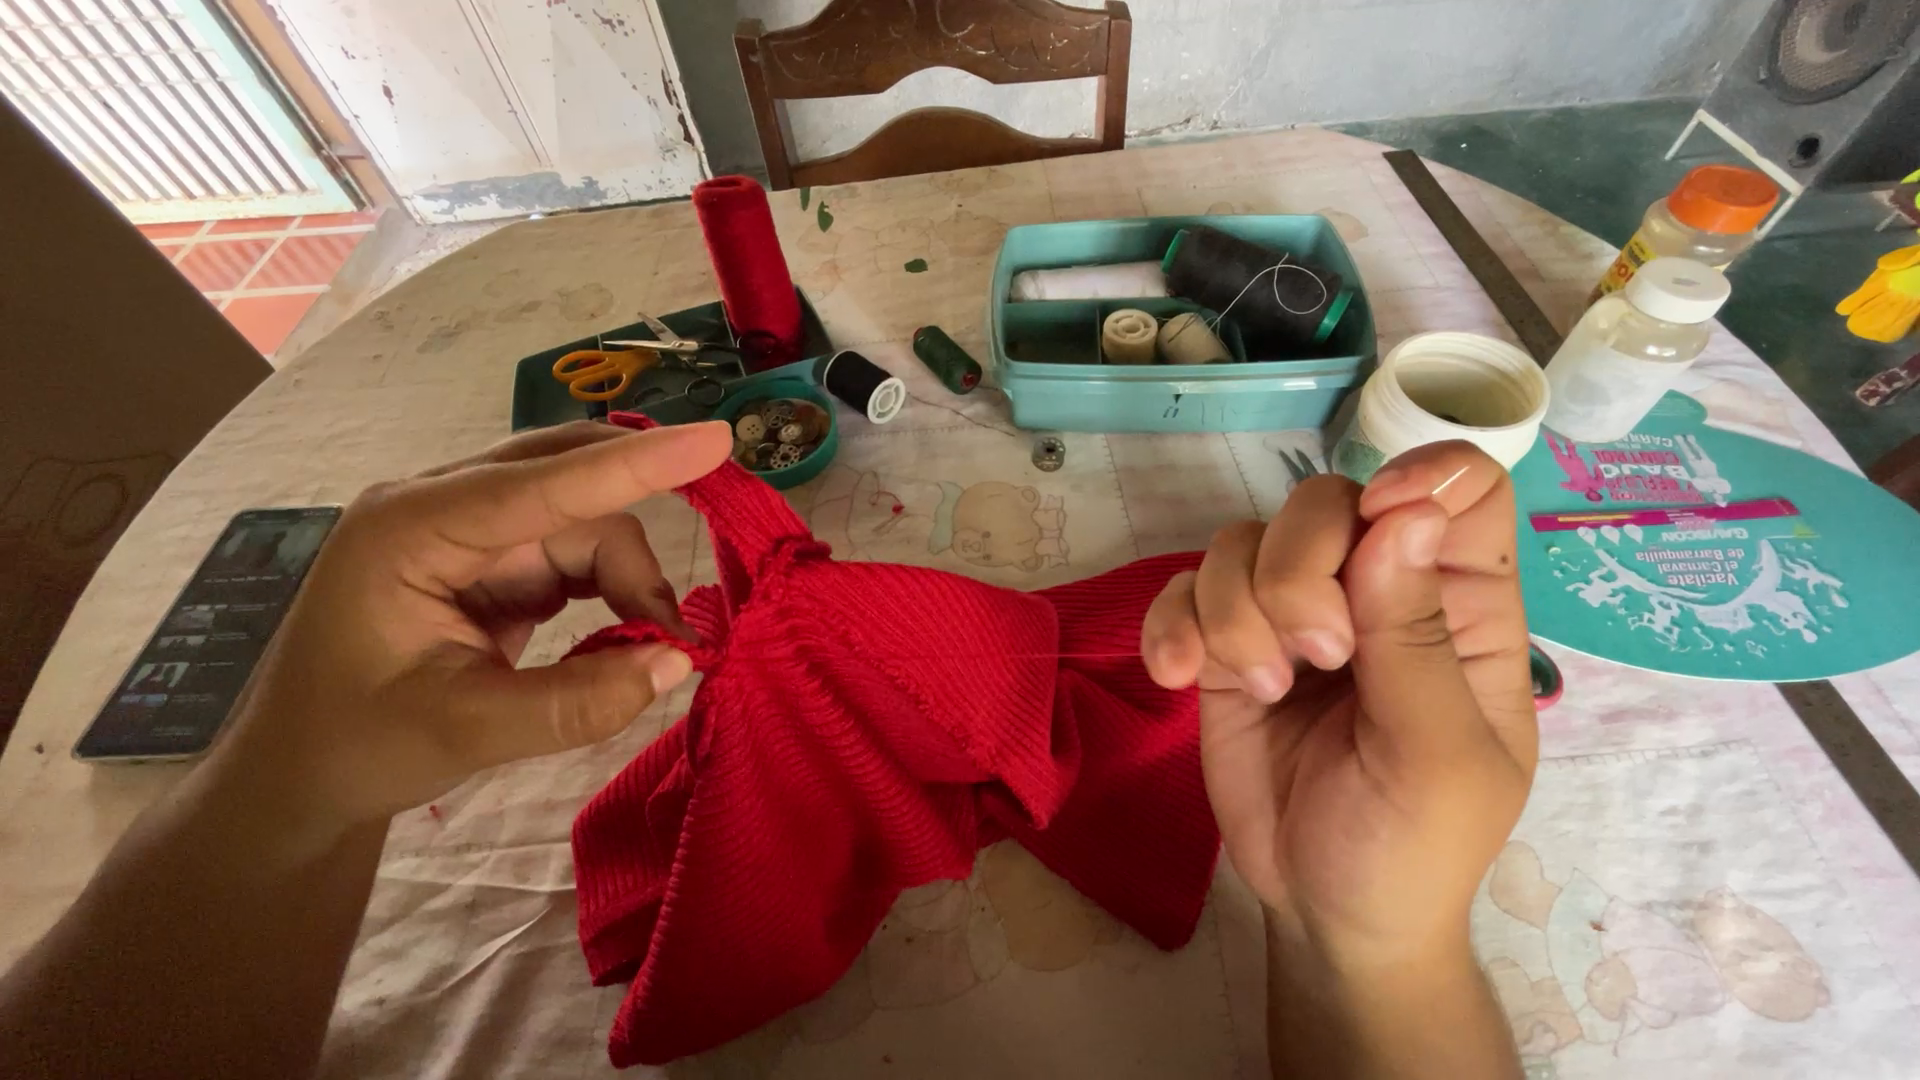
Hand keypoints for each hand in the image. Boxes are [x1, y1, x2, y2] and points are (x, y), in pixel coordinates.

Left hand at [199, 420, 733, 845]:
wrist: (302, 771)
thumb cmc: (354, 746)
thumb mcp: (462, 734)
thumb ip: (573, 704)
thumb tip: (676, 661)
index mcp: (411, 529)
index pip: (540, 484)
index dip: (635, 465)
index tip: (715, 441)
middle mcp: (445, 507)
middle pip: (573, 485)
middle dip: (636, 544)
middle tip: (681, 611)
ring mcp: (475, 529)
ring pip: (589, 520)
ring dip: (631, 577)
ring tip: (650, 642)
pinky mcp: (500, 557)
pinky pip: (583, 550)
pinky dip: (620, 586)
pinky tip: (630, 627)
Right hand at [1141, 441, 1537, 966]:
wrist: (1321, 905)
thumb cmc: (1412, 842)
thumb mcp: (1437, 757)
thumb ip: (1415, 636)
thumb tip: (1401, 511)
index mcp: (1456, 606)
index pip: (1461, 490)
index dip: (1423, 478)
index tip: (1377, 522)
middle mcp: (1368, 590)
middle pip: (1321, 501)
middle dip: (1298, 572)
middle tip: (1314, 657)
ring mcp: (1285, 614)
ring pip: (1237, 543)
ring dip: (1234, 614)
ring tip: (1261, 690)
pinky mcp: (1220, 644)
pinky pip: (1179, 592)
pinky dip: (1170, 627)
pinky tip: (1178, 679)